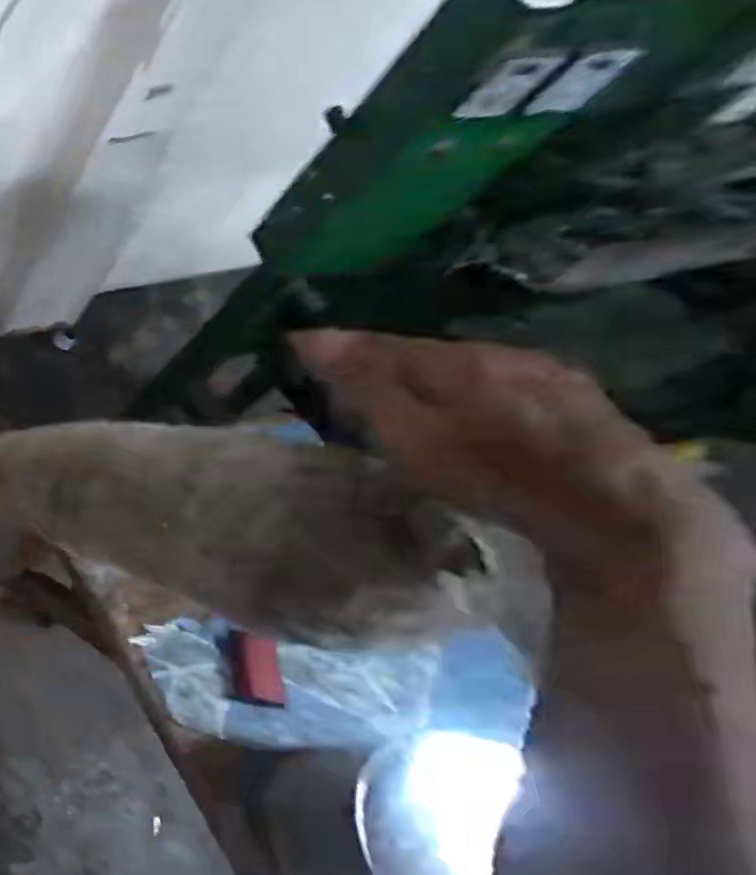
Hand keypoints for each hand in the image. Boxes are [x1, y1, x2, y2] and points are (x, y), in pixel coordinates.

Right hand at [290, 329, 753, 597]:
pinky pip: (496, 389)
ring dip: (425, 384)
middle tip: (341, 391)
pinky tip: (462, 422)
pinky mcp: (572, 404)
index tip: (294, 350)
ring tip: (397, 408)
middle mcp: (501, 354)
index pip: (381, 342)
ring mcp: (545, 376)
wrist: (611, 507)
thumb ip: (364, 383)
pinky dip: (463, 399)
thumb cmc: (491, 470)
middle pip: (424, 355)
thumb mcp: (409, 431)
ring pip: (464, 371)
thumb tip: (311, 336)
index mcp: (457, 359)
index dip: (337, 347)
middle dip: (381, 367)